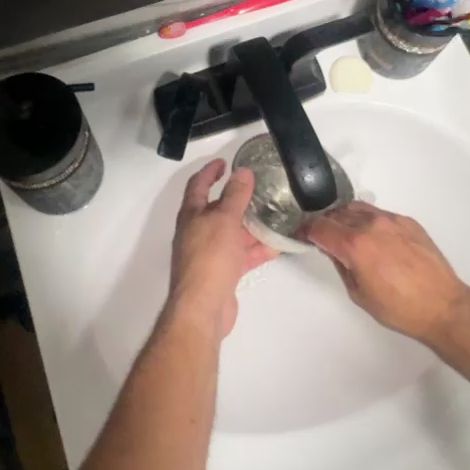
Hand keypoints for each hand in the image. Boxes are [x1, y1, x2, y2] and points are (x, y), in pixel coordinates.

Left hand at [168, 159, 276, 336]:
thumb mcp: (224, 220)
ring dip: (251, 225)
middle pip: (218, 210)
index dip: (210, 171)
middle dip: (237, 199)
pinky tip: (277, 246)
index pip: (198, 185)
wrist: (203, 308)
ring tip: (274, 214)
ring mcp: (210, 254)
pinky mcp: (223, 273)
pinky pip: (242, 255)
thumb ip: (235, 196)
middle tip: (259, 189)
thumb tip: (242, 172)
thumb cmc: (209, 258)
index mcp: (192, 215)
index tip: (224, 161)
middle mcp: (198, 232)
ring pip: (233, 233)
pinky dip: (257, 249)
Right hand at [301, 201, 469, 345]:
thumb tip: (333, 250)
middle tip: (320, 235)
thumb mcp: (359, 293)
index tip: (301, 235)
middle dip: (324, 223)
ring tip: (344, 232)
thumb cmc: (399, 308)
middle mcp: (371, 224)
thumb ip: (341, 266)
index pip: (320, 227)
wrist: (443, 305)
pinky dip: (368, 220)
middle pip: (337, 214)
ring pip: (358, 209)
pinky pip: (379, 214)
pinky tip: (372, 237)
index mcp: (355, 244)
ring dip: (345, 218)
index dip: (306, 230)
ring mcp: (392, 220)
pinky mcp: (408, 222)